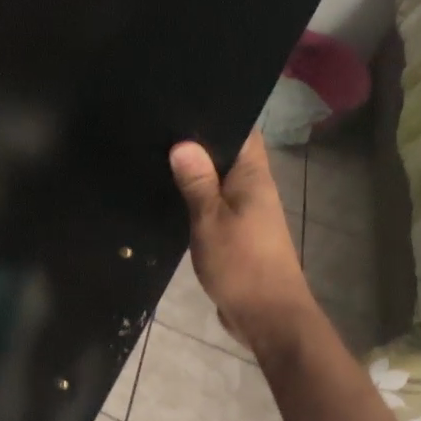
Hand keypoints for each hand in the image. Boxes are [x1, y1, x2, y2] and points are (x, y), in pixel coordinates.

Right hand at [169, 131, 316, 354]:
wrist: (268, 318)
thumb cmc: (242, 264)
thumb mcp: (210, 219)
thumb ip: (197, 182)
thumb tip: (183, 143)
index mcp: (253, 179)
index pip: (242, 133)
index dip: (218, 114)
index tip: (182, 102)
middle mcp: (253, 190)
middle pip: (226, 155)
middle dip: (196, 143)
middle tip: (155, 127)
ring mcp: (245, 213)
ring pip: (216, 181)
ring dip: (192, 172)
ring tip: (152, 155)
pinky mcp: (234, 234)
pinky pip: (211, 205)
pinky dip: (192, 198)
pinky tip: (166, 196)